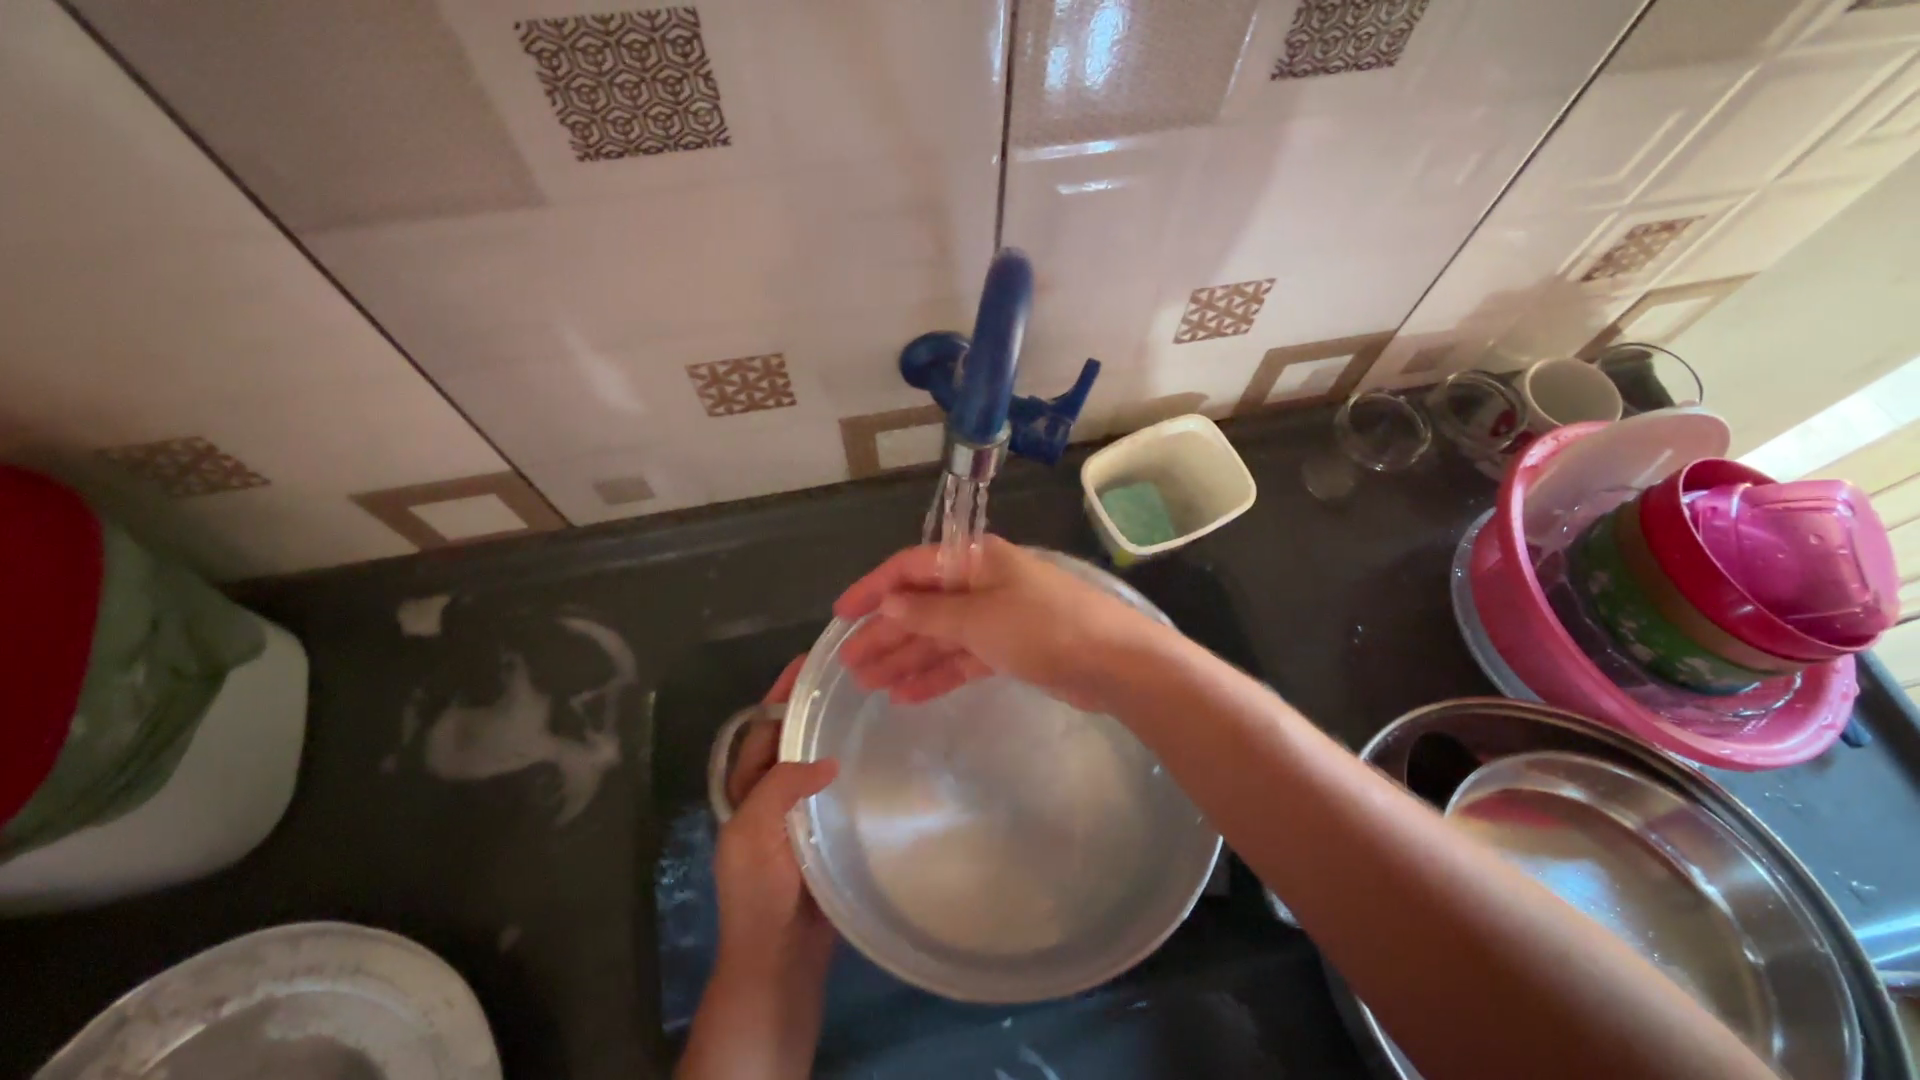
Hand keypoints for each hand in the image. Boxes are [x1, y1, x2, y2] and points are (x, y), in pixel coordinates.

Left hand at [713, 655, 838, 981]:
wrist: (779, 957)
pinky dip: (853, 774)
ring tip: (870, 710)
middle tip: (849, 682)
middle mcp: (769, 798)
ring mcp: (799, 818)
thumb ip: (780, 786)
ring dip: (835, 738)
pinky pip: (838, 795)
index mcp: (744, 791)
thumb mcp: (755, 832)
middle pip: (790, 742)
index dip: (780, 696)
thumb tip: (826, 761)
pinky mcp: (826, 837)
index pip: (761, 730)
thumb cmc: (759, 891)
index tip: (808, 663)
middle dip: (811, 710)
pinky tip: (882, 762)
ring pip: (816, 766)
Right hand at [832, 536, 1164, 709]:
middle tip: (850, 666)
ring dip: (905, 659)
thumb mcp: (980, 618)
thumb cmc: (1045, 627)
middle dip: (885, 635)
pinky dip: (936, 675)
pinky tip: (906, 695)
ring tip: (869, 685)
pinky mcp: (1009, 651)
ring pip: (939, 637)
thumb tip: (889, 603)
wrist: (1115, 663)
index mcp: (974, 560)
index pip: (911, 569)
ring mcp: (996, 619)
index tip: (841, 615)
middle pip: (922, 607)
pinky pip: (962, 660)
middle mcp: (980, 584)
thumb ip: (931, 612)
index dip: (873, 589)